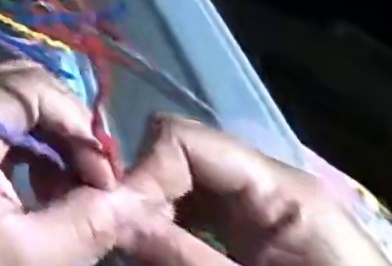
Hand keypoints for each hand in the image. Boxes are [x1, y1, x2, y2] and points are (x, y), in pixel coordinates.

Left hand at [0, 63, 161, 265]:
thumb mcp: (31, 257)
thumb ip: (89, 221)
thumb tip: (144, 200)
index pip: (36, 87)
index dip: (81, 128)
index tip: (113, 184)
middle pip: (25, 86)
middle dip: (70, 130)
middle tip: (102, 187)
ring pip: (16, 104)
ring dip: (55, 143)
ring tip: (81, 199)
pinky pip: (1, 124)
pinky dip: (34, 151)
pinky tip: (51, 194)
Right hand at [118, 114, 389, 265]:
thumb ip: (187, 253)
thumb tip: (112, 216)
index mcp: (279, 186)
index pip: (181, 137)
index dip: (143, 170)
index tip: (119, 218)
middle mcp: (266, 183)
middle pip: (176, 154)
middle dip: (144, 189)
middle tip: (125, 235)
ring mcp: (262, 211)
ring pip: (180, 182)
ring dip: (152, 210)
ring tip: (139, 246)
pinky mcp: (257, 237)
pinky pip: (197, 210)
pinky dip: (172, 227)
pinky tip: (163, 252)